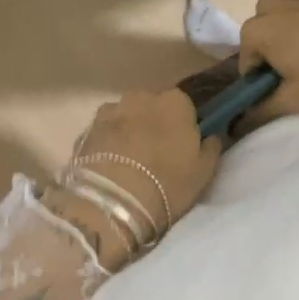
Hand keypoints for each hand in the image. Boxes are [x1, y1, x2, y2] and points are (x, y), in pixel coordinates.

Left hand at [48, 89, 221, 268]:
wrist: (112, 203)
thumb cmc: (167, 184)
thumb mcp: (204, 171)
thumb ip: (211, 146)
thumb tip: (210, 135)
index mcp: (176, 102)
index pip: (185, 107)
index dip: (183, 127)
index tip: (181, 147)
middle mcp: (143, 96)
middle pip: (153, 107)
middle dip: (154, 124)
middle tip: (155, 155)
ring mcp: (112, 109)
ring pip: (127, 116)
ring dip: (129, 131)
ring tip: (129, 162)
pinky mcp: (87, 128)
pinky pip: (105, 131)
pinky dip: (108, 141)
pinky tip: (109, 165)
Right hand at [237, 0, 298, 129]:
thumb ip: (265, 110)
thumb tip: (242, 120)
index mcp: (253, 30)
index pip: (250, 67)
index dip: (269, 82)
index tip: (295, 86)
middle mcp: (264, 4)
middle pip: (265, 42)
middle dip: (281, 58)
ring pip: (283, 25)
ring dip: (296, 38)